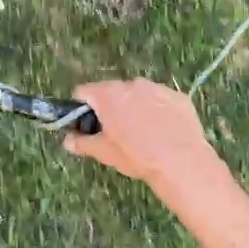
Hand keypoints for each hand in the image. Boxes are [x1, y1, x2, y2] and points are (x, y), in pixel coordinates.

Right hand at [64, 79, 228, 198]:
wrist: (182, 163)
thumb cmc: (137, 156)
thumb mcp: (104, 153)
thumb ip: (82, 143)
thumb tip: (67, 141)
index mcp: (108, 95)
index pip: (83, 92)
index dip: (81, 107)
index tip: (87, 124)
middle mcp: (131, 84)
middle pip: (111, 91)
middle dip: (110, 107)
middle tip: (115, 132)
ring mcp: (157, 88)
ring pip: (138, 94)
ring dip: (134, 106)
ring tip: (143, 132)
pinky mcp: (178, 96)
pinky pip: (161, 99)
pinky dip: (158, 110)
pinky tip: (164, 131)